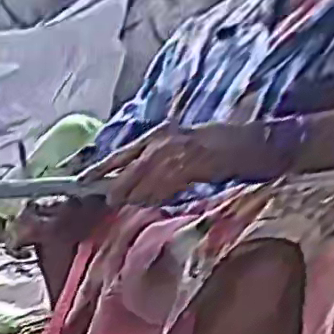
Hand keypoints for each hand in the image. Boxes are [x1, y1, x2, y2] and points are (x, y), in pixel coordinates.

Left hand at [80, 123, 273, 208]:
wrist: (255, 143)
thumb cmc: (213, 149)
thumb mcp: (174, 148)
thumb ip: (144, 163)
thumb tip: (114, 187)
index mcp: (156, 136)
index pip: (115, 157)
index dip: (95, 172)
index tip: (79, 183)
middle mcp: (160, 143)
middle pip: (121, 183)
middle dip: (122, 195)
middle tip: (135, 197)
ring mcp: (174, 154)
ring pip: (139, 192)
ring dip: (147, 197)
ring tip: (167, 189)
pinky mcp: (188, 166)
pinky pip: (160, 193)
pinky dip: (163, 197)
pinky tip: (178, 189)